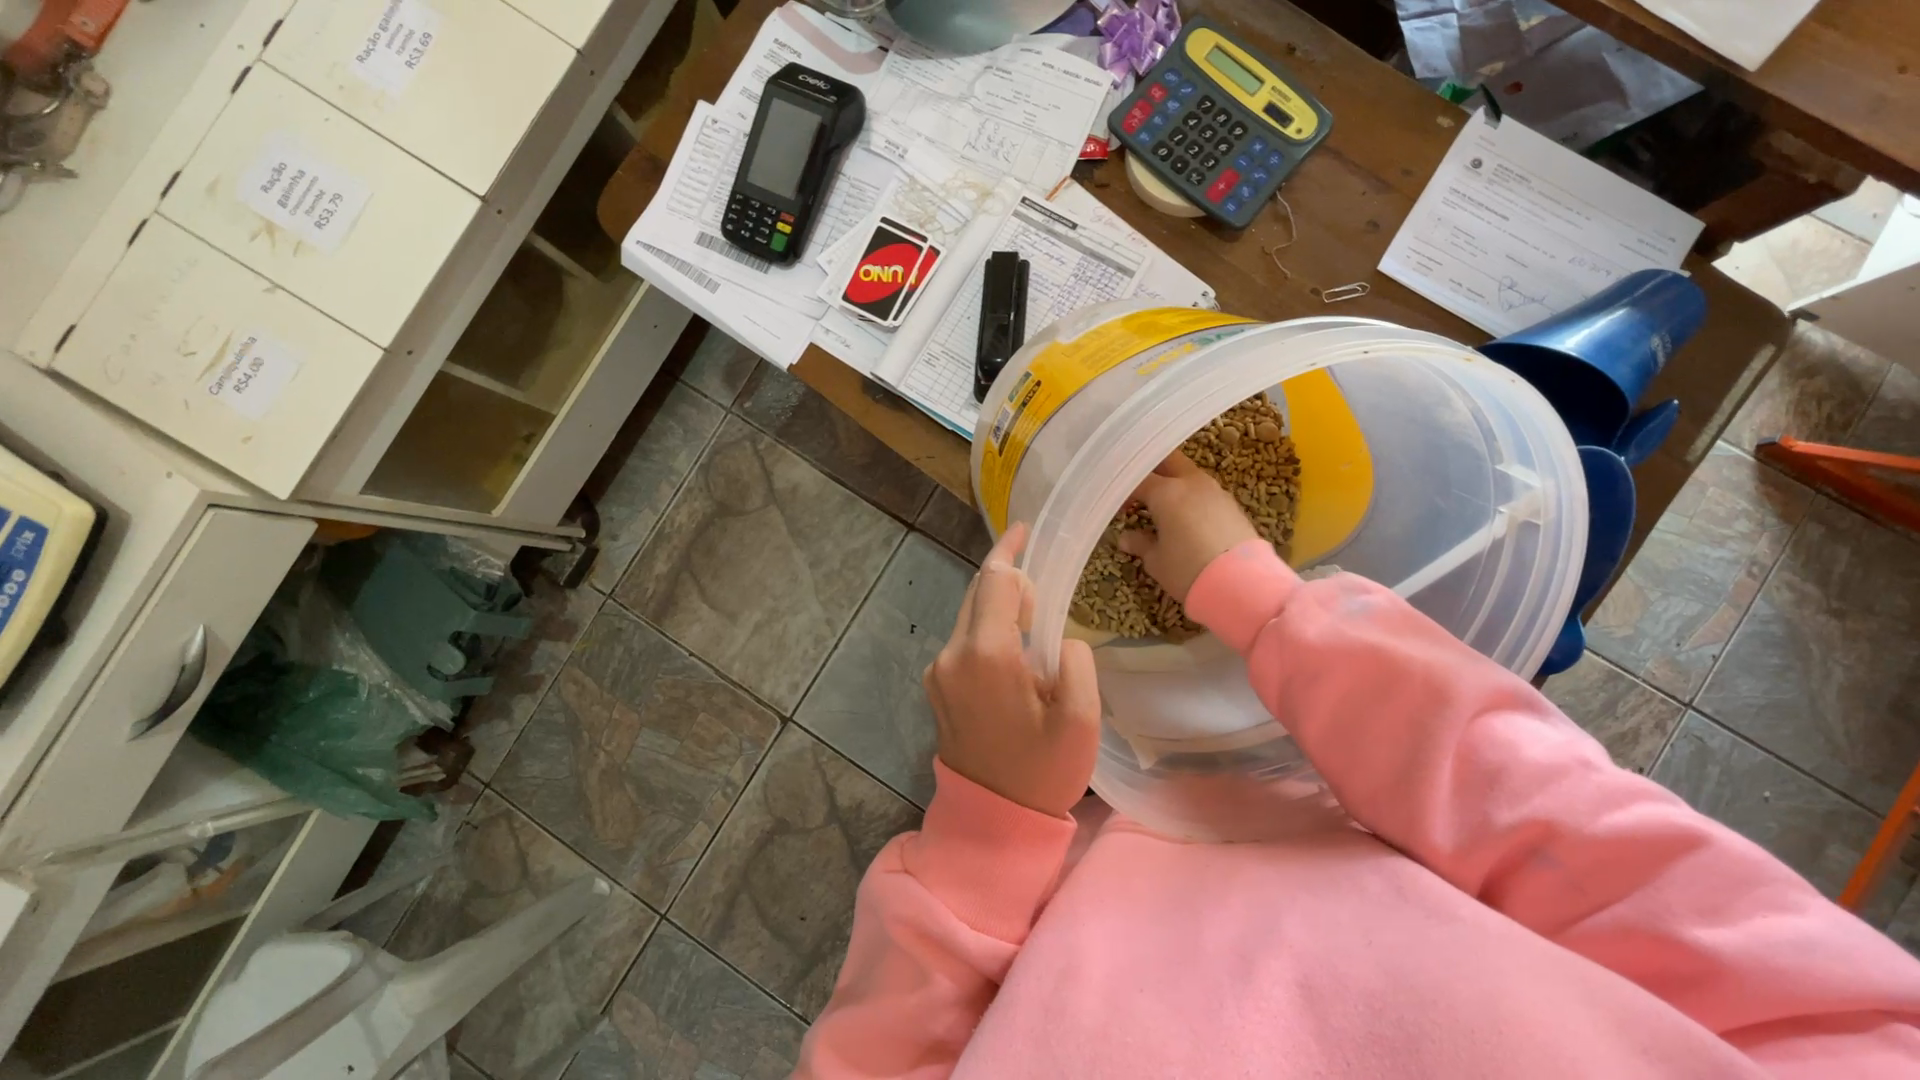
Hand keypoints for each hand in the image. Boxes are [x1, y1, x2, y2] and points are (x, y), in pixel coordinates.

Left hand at [924, 523, 1101, 817]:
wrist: (992, 820)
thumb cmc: (1042, 772)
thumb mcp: (1081, 720)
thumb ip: (1075, 662)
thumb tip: (1057, 638)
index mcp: (987, 656)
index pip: (995, 582)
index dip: (1011, 552)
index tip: (1025, 531)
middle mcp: (953, 655)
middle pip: (977, 593)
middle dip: (1005, 573)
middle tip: (1036, 566)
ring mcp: (939, 671)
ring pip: (970, 616)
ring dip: (998, 604)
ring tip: (1034, 614)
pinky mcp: (937, 686)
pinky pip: (964, 641)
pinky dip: (988, 629)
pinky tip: (1014, 645)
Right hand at [1117, 451, 1257, 601]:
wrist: (1241, 583)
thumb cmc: (1188, 569)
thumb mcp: (1156, 561)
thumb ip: (1141, 543)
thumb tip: (1127, 538)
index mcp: (1167, 492)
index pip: (1139, 480)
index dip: (1125, 491)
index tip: (1118, 506)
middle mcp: (1192, 484)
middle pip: (1168, 462)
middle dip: (1152, 472)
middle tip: (1140, 492)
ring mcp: (1216, 493)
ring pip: (1189, 476)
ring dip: (1174, 484)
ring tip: (1163, 508)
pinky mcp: (1232, 507)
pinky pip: (1205, 493)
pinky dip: (1192, 499)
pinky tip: (1187, 520)